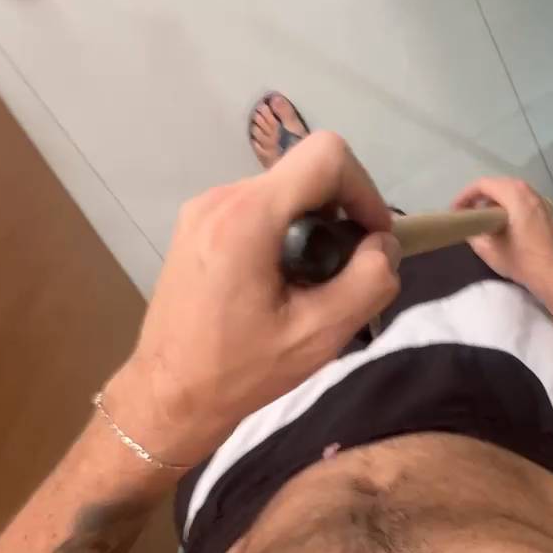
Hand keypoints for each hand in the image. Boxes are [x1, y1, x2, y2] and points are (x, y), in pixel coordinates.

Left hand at [107, 132, 400, 464]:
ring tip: (313, 287)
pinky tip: (281, 285)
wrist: (167, 396)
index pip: (327, 155)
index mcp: (248, 216)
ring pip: (284, 192)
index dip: (365, 191)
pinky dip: (286, 234)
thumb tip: (384, 245)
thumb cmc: (240, 372)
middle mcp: (221, 197)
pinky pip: (259, 210)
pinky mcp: (197, 226)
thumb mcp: (319, 335)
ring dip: (313, 228)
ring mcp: (204, 209)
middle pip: (306, 174)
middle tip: (344, 275)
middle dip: (340, 216)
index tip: (371, 241)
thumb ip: (368, 282)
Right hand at [452, 177, 552, 292]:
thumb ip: (474, 234)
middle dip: (480, 197)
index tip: (455, 210)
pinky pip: (524, 201)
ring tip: (483, 218)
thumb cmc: (522, 261)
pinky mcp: (548, 213)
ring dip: (495, 201)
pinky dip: (510, 207)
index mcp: (515, 196)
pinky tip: (504, 224)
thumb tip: (470, 228)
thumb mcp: (489, 250)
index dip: (465, 195)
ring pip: (513, 192)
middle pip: (499, 185)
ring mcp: (542, 201)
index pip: (484, 185)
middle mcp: (530, 192)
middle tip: (468, 212)